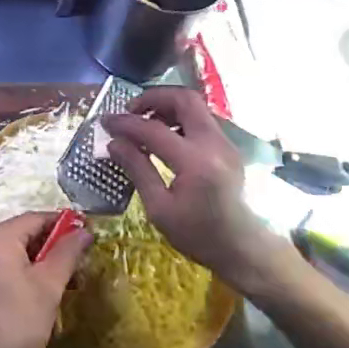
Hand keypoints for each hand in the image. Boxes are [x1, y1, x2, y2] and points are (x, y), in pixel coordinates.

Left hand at [0, 212, 90, 347]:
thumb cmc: (12, 326)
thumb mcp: (47, 289)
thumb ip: (66, 255)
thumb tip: (82, 231)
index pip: (35, 218)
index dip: (64, 224)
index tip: (90, 235)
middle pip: (19, 234)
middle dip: (50, 247)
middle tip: (79, 267)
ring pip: (6, 253)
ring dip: (34, 264)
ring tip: (61, 285)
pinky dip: (15, 275)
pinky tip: (31, 296)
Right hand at [100, 87, 297, 293]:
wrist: (244, 248)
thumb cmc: (198, 235)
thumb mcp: (159, 208)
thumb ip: (137, 169)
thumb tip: (114, 143)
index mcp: (195, 162)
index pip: (153, 129)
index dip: (125, 123)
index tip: (104, 122)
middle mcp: (215, 145)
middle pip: (185, 99)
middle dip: (152, 98)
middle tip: (129, 112)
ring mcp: (226, 144)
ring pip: (195, 106)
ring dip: (166, 107)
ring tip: (142, 124)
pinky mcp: (227, 148)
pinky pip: (201, 120)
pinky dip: (177, 119)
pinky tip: (161, 137)